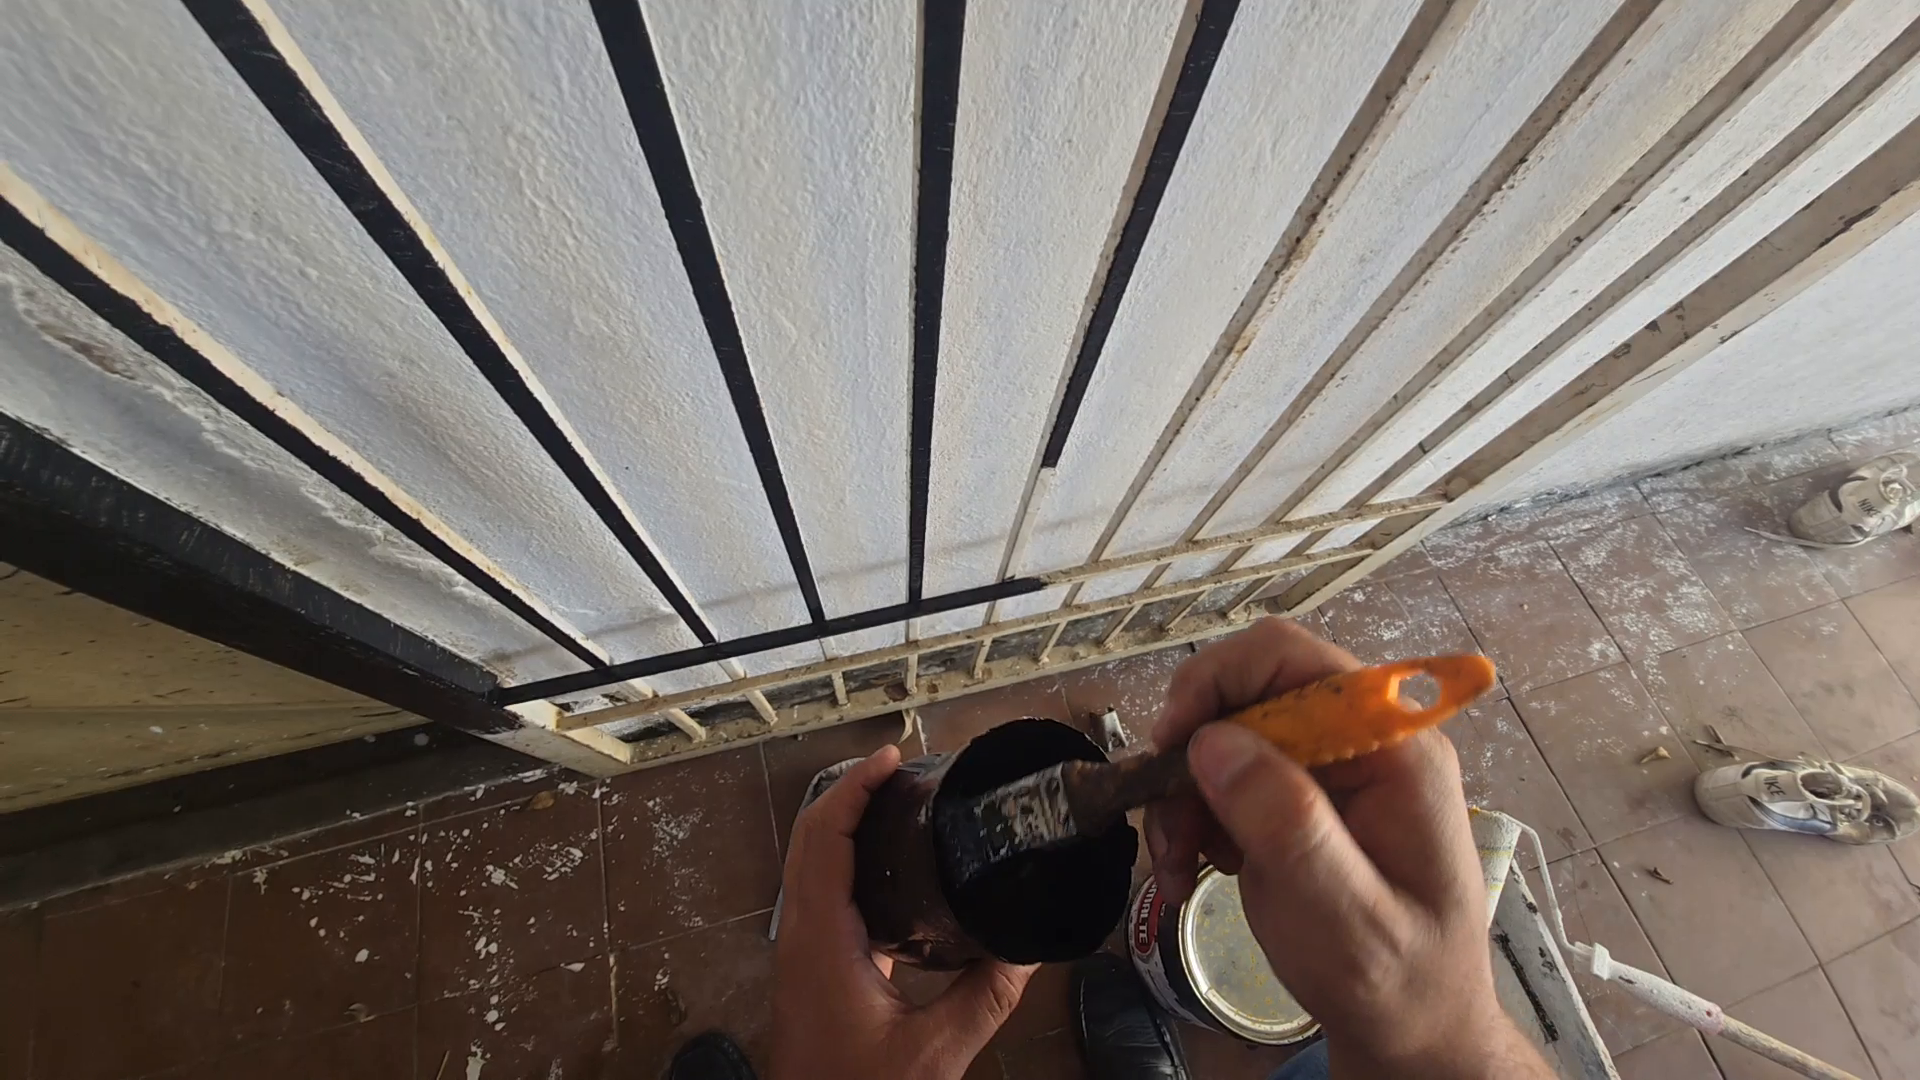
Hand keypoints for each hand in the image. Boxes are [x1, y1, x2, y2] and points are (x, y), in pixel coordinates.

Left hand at [770, 744, 1035, 1079]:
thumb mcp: (933, 1056)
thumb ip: (985, 998)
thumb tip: (1029, 942)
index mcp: (820, 937)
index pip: (824, 836)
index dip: (854, 787)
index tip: (893, 757)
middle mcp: (802, 930)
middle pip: (810, 835)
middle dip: (850, 790)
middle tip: (902, 769)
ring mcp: (804, 946)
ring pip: (812, 859)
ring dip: (846, 818)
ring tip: (899, 798)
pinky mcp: (816, 961)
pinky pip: (825, 886)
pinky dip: (850, 853)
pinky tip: (895, 860)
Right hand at [1145, 618, 1549, 1077]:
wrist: (1406, 1030)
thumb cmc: (1393, 981)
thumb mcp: (1345, 916)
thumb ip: (1288, 824)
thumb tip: (1210, 741)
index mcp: (1388, 744)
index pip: (1289, 657)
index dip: (1218, 678)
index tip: (1172, 742)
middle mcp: (1350, 736)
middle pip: (1240, 688)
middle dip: (1188, 748)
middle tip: (1166, 813)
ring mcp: (1315, 761)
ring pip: (1213, 730)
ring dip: (1177, 791)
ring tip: (1175, 861)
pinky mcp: (1283, 789)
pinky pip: (1210, 769)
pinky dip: (1183, 812)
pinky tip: (1189, 864)